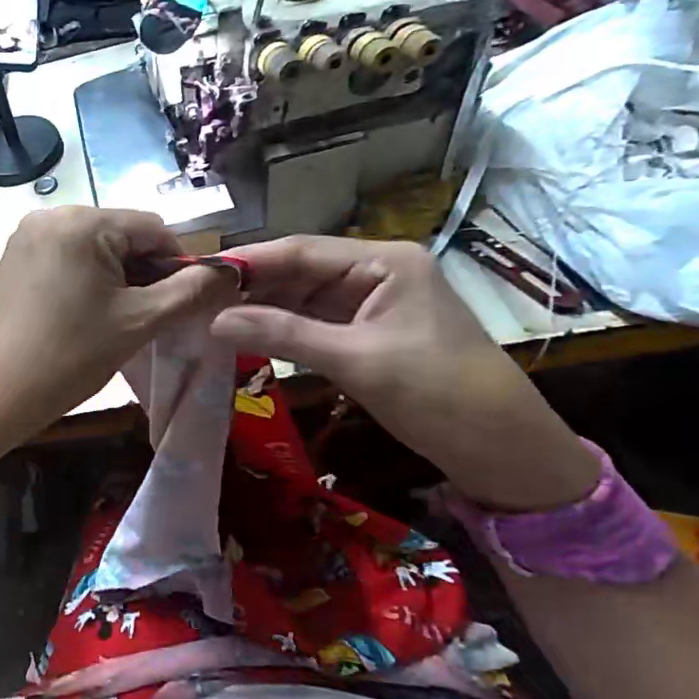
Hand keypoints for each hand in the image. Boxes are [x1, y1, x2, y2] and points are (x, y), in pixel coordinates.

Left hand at [0, 207, 237, 450]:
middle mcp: (51, 215)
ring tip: (118, 324)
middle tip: (150, 320)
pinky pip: (68, 260)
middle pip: (123, 235)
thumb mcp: (138, 323)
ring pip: (96, 250)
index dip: (179, 264)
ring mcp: (27, 238)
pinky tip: (87, 319)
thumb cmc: (67, 357)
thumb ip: (190, 292)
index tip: (185, 305)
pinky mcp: (14, 261)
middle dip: (146, 273)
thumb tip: (231, 274)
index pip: (154, 228)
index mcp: (83, 221)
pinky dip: (89, 283)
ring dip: (119, 280)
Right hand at [210, 237, 597, 511]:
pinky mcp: (367, 333)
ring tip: (209, 315)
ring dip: (262, 308)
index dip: (249, 260)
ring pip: (303, 298)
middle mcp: (376, 271)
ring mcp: (371, 303)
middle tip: (196, 298)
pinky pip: (314, 323)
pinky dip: (282, 330)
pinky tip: (246, 334)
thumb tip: (216, 320)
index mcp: (384, 260)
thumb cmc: (437, 393)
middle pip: (300, 271)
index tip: (199, 271)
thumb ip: (284, 334)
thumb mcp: (357, 361)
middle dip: (251, 285)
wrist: (501, 448)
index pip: (303, 250)